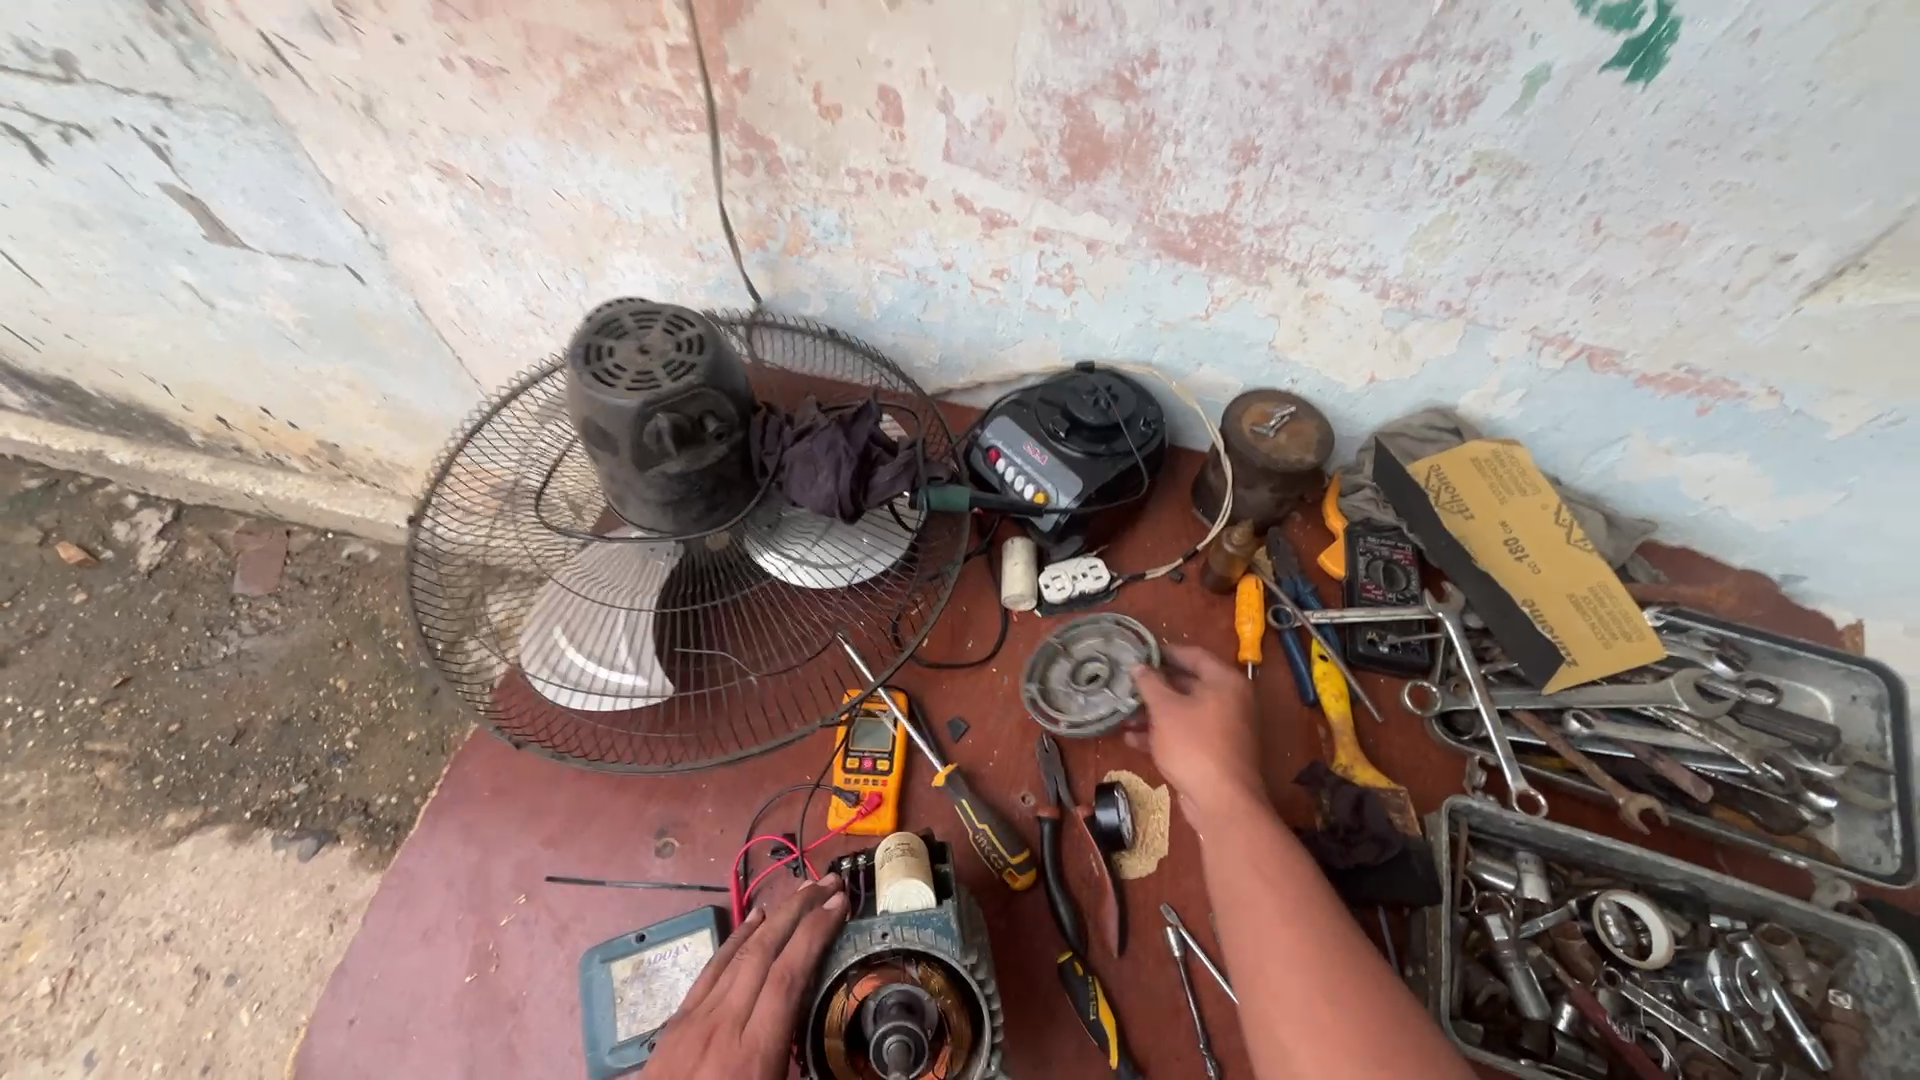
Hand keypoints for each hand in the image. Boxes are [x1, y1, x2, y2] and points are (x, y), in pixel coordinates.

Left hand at [644, 874, 849, 1079]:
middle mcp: (723, 1026)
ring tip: (801, 891)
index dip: (816, 933)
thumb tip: (847, 1064)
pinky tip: (754, 921)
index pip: (788, 975)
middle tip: (828, 882)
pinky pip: (712, 968)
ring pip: (738, 952)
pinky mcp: (676, 1024)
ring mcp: (694, 1021)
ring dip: (774, 916)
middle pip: (765, 951)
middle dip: (799, 911)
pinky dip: (737, 938)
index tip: (839, 904)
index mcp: (752, 1054)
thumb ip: (803, 1069)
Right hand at [1130, 643, 1266, 823]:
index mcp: (1224, 682)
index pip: (1193, 655)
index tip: (1138, 653)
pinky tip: (1132, 739)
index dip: (1164, 652)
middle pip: (1187, 684)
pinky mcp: (1213, 751)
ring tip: (1122, 715)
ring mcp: (1222, 728)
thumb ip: (1150, 683)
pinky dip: (1161, 734)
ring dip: (1152, 713)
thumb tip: (1138, 666)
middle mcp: (1229, 700)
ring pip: (1182, 712)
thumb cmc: (1194, 744)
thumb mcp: (1165, 709)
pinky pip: (1185, 734)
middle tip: (1126, 684)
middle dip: (1153, 687)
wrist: (1222, 801)